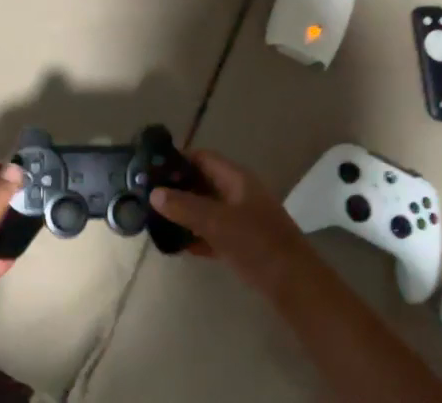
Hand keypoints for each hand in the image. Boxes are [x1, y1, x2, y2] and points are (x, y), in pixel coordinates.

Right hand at [150, 149, 315, 301]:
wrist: (293, 283)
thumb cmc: (256, 243)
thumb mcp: (217, 222)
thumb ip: (184, 206)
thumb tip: (154, 193)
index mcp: (236, 179)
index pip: (203, 158)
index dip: (178, 160)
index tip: (152, 169)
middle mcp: (238, 193)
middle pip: (203, 182)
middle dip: (177, 188)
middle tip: (148, 196)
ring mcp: (241, 218)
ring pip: (206, 209)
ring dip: (185, 213)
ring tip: (156, 220)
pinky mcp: (241, 242)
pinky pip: (213, 231)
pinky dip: (196, 235)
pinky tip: (177, 245)